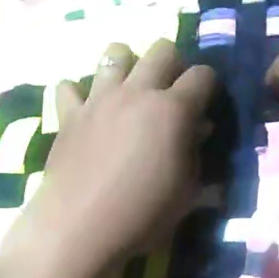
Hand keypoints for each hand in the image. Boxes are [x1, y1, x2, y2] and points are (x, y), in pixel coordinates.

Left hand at [0, 39, 215, 277]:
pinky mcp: (69, 114)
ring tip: (130, 89)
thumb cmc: (143, 215)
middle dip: (173, 64)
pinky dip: (79, 93)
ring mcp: (99, 99)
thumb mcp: (185, 191)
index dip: (209, 87)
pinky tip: (87, 110)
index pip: (203, 76)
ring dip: (128, 64)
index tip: (206, 105)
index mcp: (173, 110)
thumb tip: (197, 129)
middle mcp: (137, 92)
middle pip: (162, 50)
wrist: (80, 227)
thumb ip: (194, 153)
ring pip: (115, 53)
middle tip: (171, 92)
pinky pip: (69, 86)